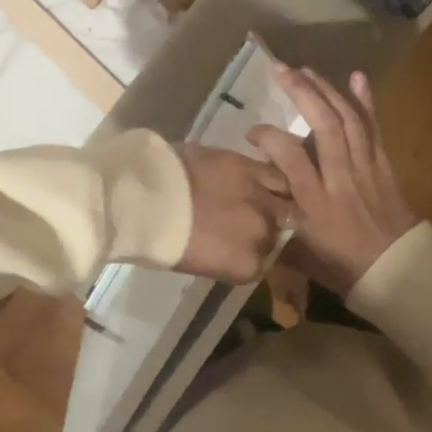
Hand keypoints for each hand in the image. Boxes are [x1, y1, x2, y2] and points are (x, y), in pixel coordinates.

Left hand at [174, 145, 294, 283]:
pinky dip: (269, 176)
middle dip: (268, 225)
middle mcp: (262, 234)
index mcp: (247, 265)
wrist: (146, 198)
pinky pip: (274, 172)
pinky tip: (257, 175)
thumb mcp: (197, 260)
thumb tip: (230, 244)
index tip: (241, 243)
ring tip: (260, 193)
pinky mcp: (249, 166)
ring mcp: (260, 198)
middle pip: (279, 230)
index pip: (265, 262)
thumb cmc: (161, 239)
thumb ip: (225, 256)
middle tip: (249, 217)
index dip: (254, 250)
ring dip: (276, 199)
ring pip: (286, 199)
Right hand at [250, 65, 418, 295]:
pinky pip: (374, 128)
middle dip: (302, 93)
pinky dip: (365, 101)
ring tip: (306, 69)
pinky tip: (356, 77)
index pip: (290, 157)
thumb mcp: (302, 256)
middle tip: (280, 69)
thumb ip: (277, 229)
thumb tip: (251, 211)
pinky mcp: (383, 165)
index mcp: (315, 203)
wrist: (399, 276)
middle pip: (324, 126)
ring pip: (349, 120)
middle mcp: (340, 179)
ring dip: (327, 90)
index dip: (269, 137)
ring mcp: (365, 169)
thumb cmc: (345, 268)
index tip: (252, 132)